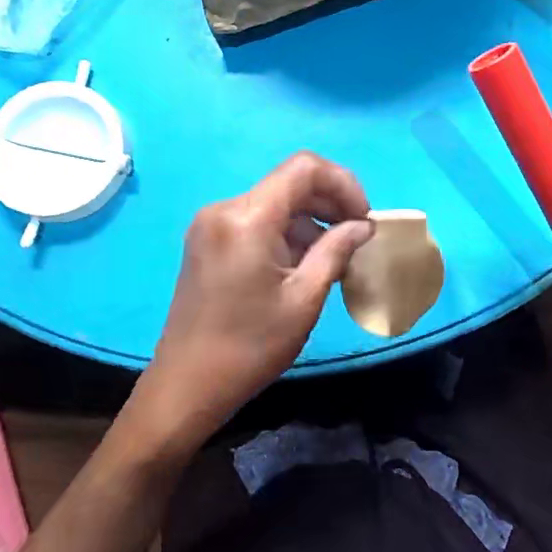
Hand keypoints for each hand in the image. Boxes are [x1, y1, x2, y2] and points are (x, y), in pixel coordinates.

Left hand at [125, 153, 373, 453]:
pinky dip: (283, 235)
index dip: (342, 183)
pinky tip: (302, 266)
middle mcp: (223, 209)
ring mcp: (209, 225)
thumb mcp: (303, 299)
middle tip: (357, 240)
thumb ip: (336, 251)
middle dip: (328, 204)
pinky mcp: (205, 242)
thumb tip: (362, 225)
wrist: (188, 383)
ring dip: (307, 223)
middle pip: (287, 183)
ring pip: (272, 204)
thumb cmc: (251, 346)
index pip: (303, 168)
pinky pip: (253, 222)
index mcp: (246, 218)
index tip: (364, 219)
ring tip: (334, 261)